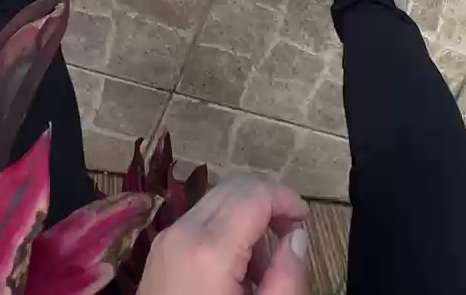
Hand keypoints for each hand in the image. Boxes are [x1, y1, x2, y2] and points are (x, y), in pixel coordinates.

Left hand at [136, 176, 309, 294]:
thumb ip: (287, 276)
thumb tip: (298, 237)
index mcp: (210, 249)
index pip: (254, 194)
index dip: (286, 199)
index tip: (307, 220)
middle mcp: (183, 232)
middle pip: (233, 189)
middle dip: (267, 203)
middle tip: (292, 235)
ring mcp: (165, 240)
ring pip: (215, 202)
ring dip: (246, 217)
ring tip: (266, 266)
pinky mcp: (158, 253)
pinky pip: (198, 223)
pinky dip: (224, 231)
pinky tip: (237, 272)